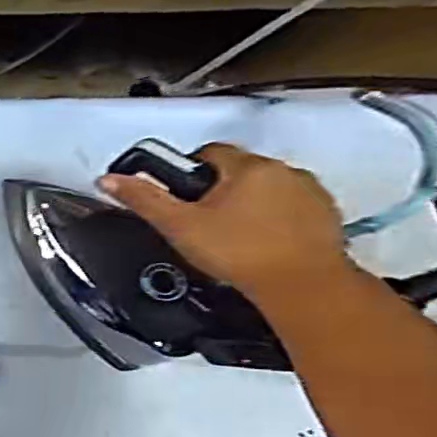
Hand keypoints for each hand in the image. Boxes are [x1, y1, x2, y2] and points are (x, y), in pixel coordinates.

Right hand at [98, 142, 354, 302]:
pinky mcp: (327, 213)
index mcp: (249, 167)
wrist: (300, 284)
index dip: (186, 171)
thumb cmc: (237, 251)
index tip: (179, 197)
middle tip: (198, 220)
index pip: (209, 151)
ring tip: (227, 232)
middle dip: (216, 188)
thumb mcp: (177, 225)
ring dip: (246, 200)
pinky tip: (256, 239)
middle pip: (238, 169)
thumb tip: (109, 179)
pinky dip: (272, 216)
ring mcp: (312, 191)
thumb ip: (143, 198)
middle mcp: (286, 171)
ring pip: (265, 186)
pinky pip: (290, 204)